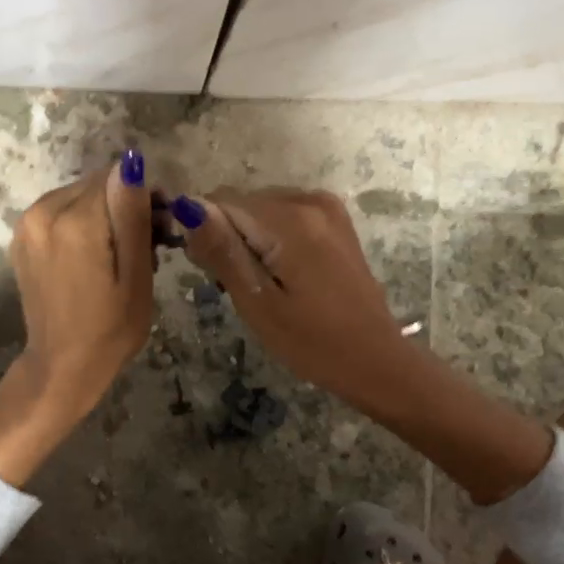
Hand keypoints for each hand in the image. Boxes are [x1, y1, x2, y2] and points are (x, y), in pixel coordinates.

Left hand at [10, 153, 155, 403]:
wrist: (62, 366)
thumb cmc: (110, 327)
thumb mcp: (136, 273)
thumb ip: (132, 213)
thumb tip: (131, 162)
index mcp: (73, 220)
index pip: (116, 178)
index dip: (144, 196)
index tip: (162, 226)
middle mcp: (42, 212)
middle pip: (95, 186)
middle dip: (123, 204)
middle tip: (149, 243)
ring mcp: (26, 225)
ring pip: (77, 197)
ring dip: (102, 213)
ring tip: (122, 252)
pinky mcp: (21, 239)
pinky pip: (58, 214)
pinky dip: (80, 224)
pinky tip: (94, 255)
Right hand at [172, 188, 412, 402]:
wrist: (376, 362)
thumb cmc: (312, 342)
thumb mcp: (257, 303)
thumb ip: (221, 250)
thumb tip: (187, 206)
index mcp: (290, 221)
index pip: (219, 202)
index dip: (204, 233)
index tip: (210, 272)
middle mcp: (308, 201)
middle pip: (240, 203)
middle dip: (225, 236)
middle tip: (235, 286)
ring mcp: (326, 208)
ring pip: (258, 209)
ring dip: (246, 239)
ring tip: (260, 284)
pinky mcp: (334, 221)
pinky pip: (282, 215)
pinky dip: (270, 238)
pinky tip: (279, 273)